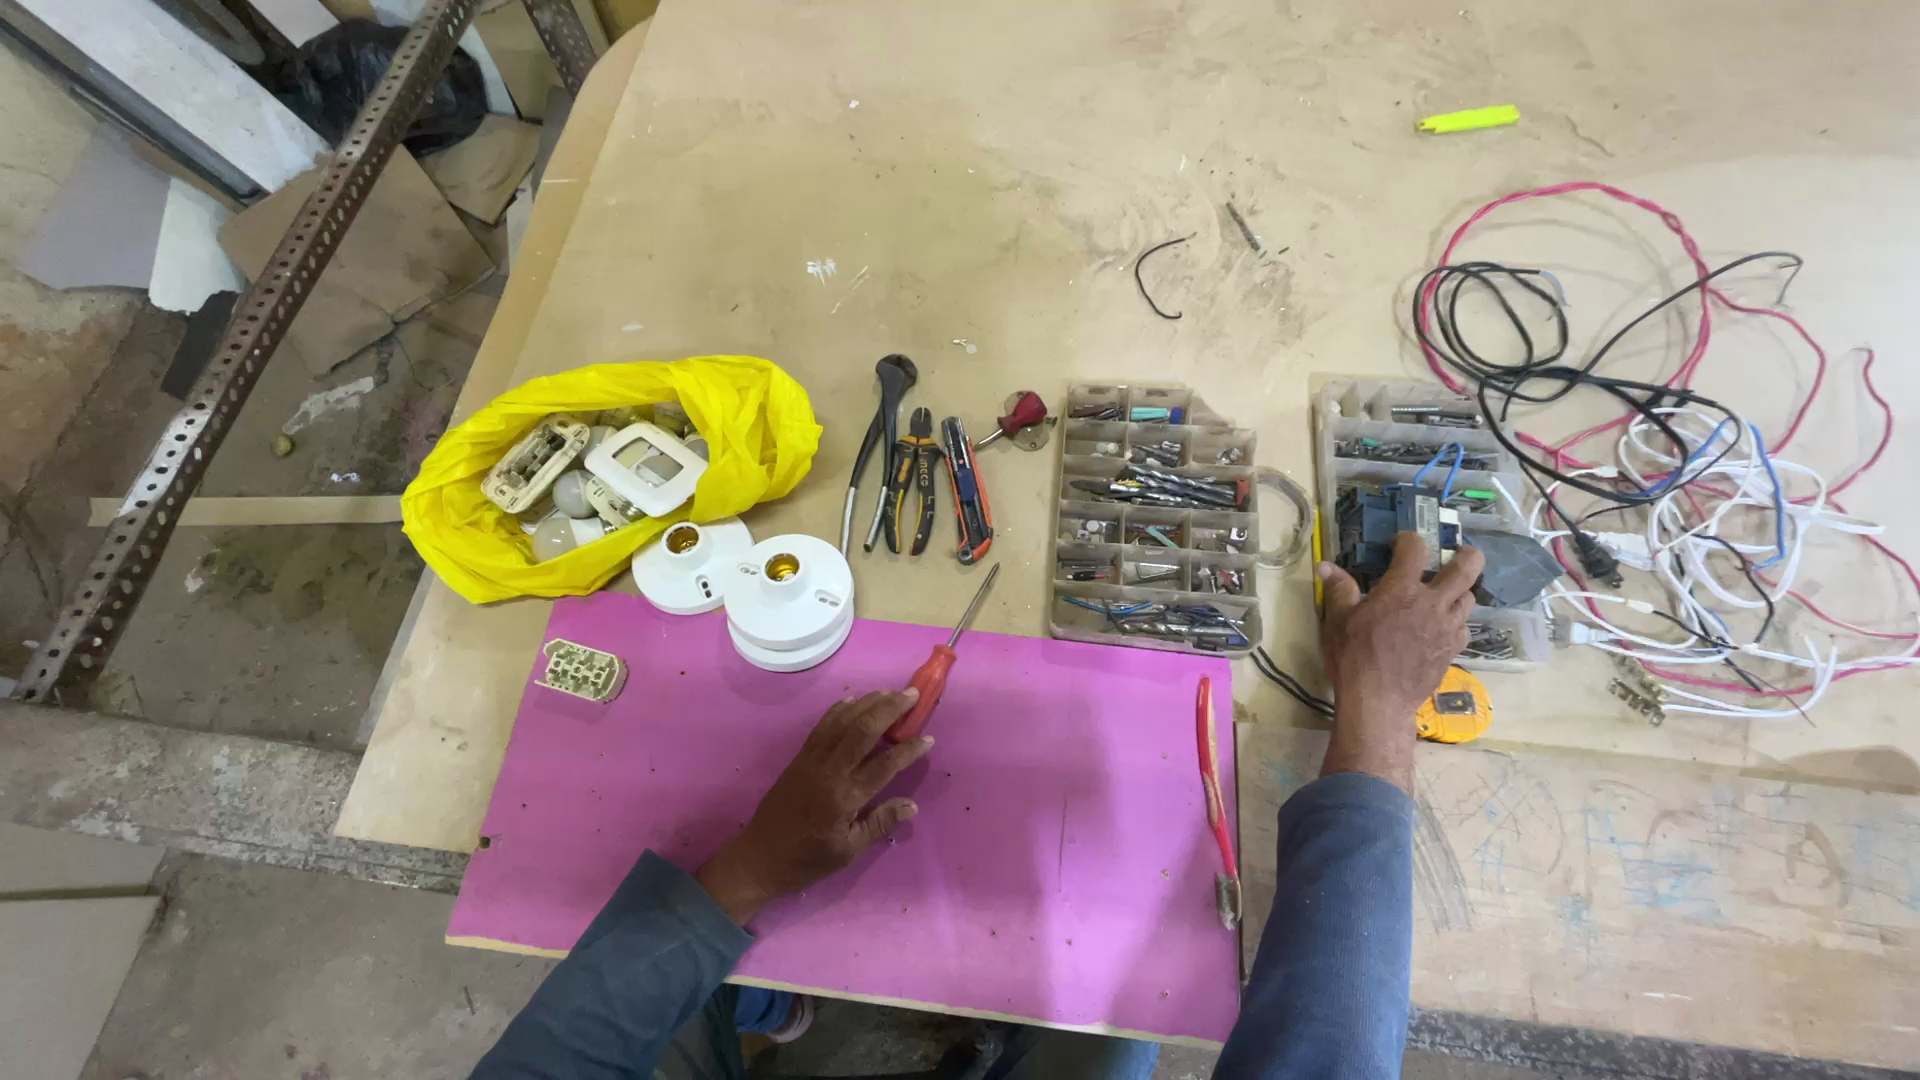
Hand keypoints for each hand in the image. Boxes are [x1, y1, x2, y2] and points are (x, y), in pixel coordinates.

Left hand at [695, 690, 933, 923]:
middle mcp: (829, 771)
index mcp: (845, 798)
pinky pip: (822, 725)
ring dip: (868, 702)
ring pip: (843, 720)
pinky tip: (853, 700)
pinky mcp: (800, 757)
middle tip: (911, 695)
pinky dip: (839, 709)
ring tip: (890, 692)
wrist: (759, 857)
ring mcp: (812, 760)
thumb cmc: (808, 860)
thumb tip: (911, 805)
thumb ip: (880, 823)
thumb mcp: (849, 851)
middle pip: (864, 729)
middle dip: (890, 708)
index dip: (909, 749)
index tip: (928, 738)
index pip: (885, 765)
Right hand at [1315, 532, 1483, 791]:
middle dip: (1467, 555)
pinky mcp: (1453, 650)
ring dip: (1460, 590)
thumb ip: (1338, 589)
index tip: (1398, 542)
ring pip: (1469, 598)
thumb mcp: (1337, 620)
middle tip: (1459, 553)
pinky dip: (1455, 619)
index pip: (1415, 550)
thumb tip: (1326, 566)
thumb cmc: (1353, 656)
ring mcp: (1448, 628)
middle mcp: (1433, 604)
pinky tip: (1440, 625)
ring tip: (1446, 591)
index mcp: (1401, 590)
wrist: (1379, 700)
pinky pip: (1463, 626)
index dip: (1408, 539)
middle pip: (1467, 569)